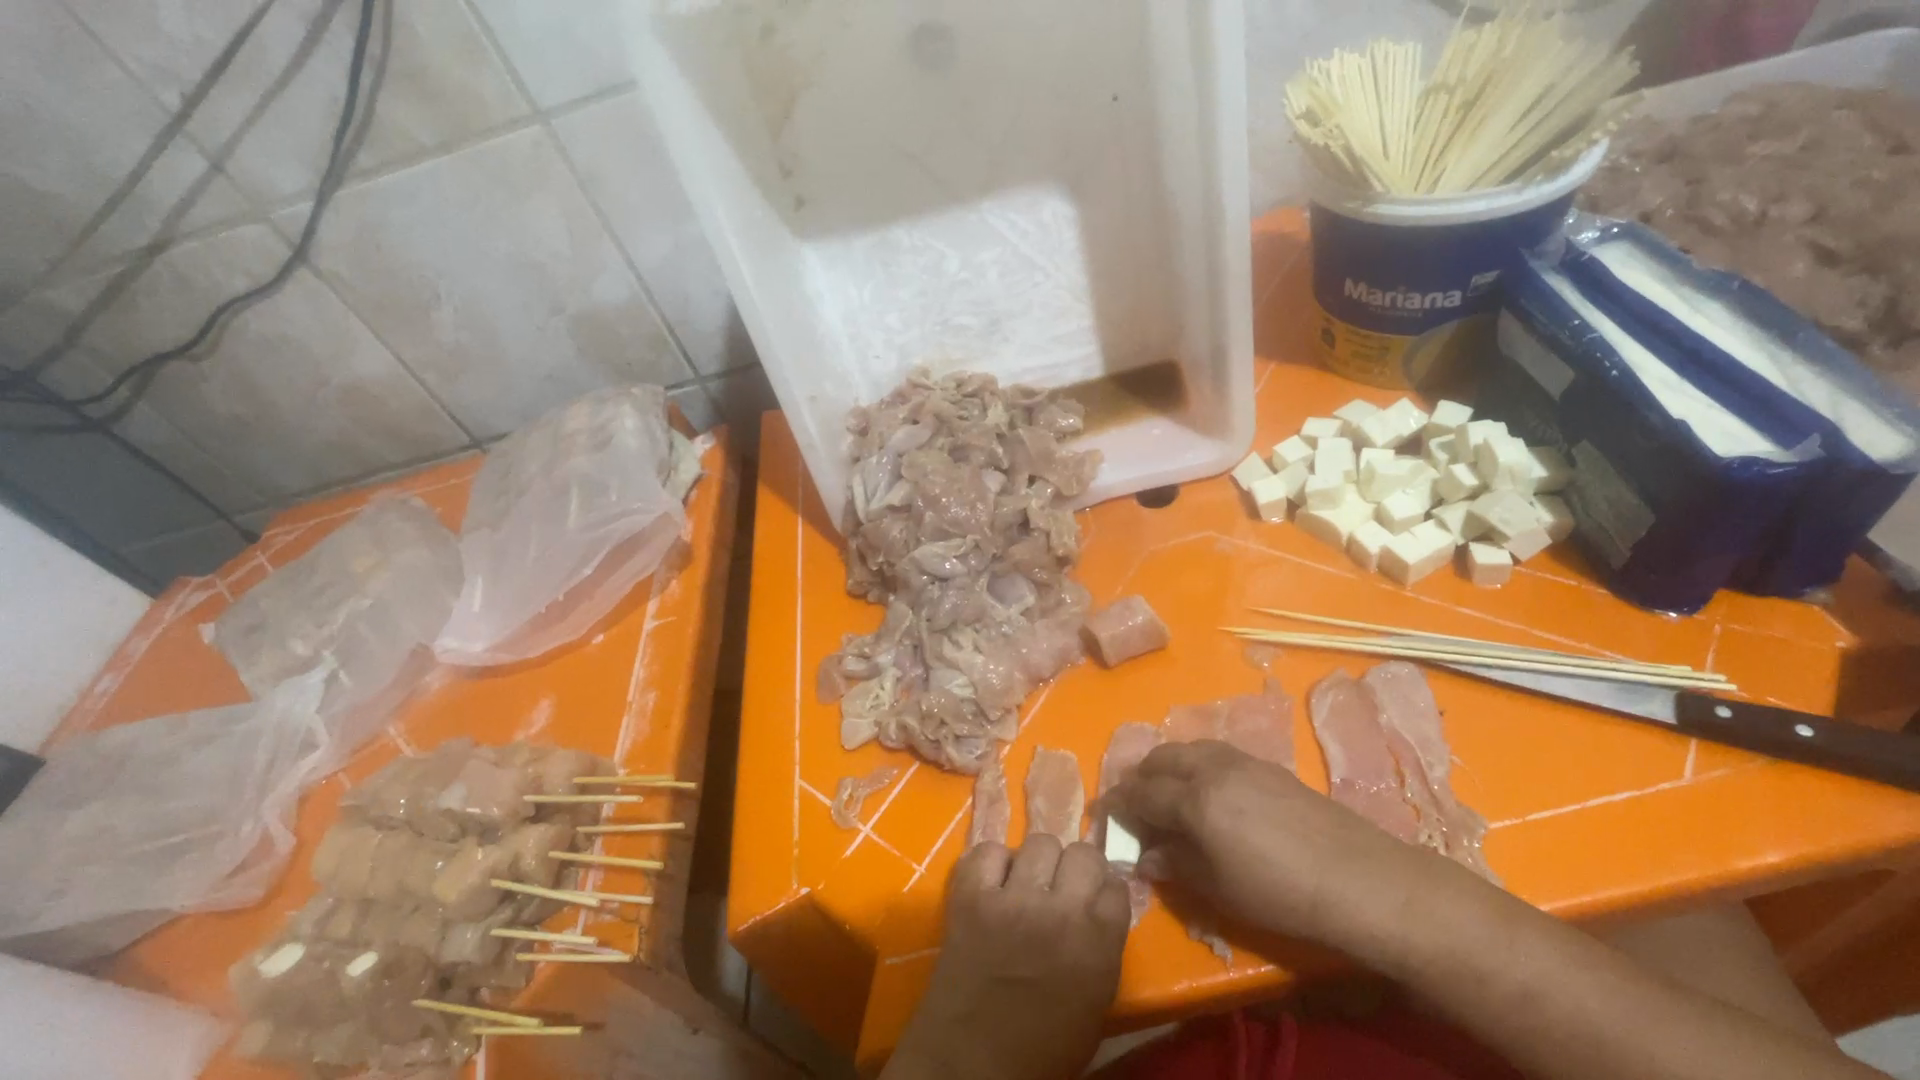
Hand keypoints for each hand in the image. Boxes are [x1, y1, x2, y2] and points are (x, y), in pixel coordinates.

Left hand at [887, 837, 1129, 1079]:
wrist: (971, 1064)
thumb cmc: (1042, 1047)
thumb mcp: (1095, 1002)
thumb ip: (1104, 947)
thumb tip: (1102, 908)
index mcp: (1099, 942)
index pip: (1116, 884)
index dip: (1103, 891)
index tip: (1092, 900)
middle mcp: (1061, 910)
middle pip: (1082, 853)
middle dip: (1075, 869)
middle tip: (1060, 889)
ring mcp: (1013, 899)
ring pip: (1038, 842)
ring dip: (1036, 863)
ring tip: (1025, 885)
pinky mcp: (971, 896)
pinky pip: (988, 850)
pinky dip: (993, 863)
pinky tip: (993, 885)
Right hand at [1102, 739, 1443, 954]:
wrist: (1357, 880)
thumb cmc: (1278, 893)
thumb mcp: (1217, 888)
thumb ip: (1175, 863)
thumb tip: (1146, 856)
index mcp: (1194, 798)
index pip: (1141, 792)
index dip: (1118, 805)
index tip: (1104, 816)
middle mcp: (1213, 768)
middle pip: (1162, 759)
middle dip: (1140, 778)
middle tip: (1134, 805)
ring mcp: (1244, 762)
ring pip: (1190, 749)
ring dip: (1169, 767)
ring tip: (1168, 796)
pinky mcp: (1270, 767)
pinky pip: (1217, 755)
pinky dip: (1197, 766)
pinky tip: (1208, 794)